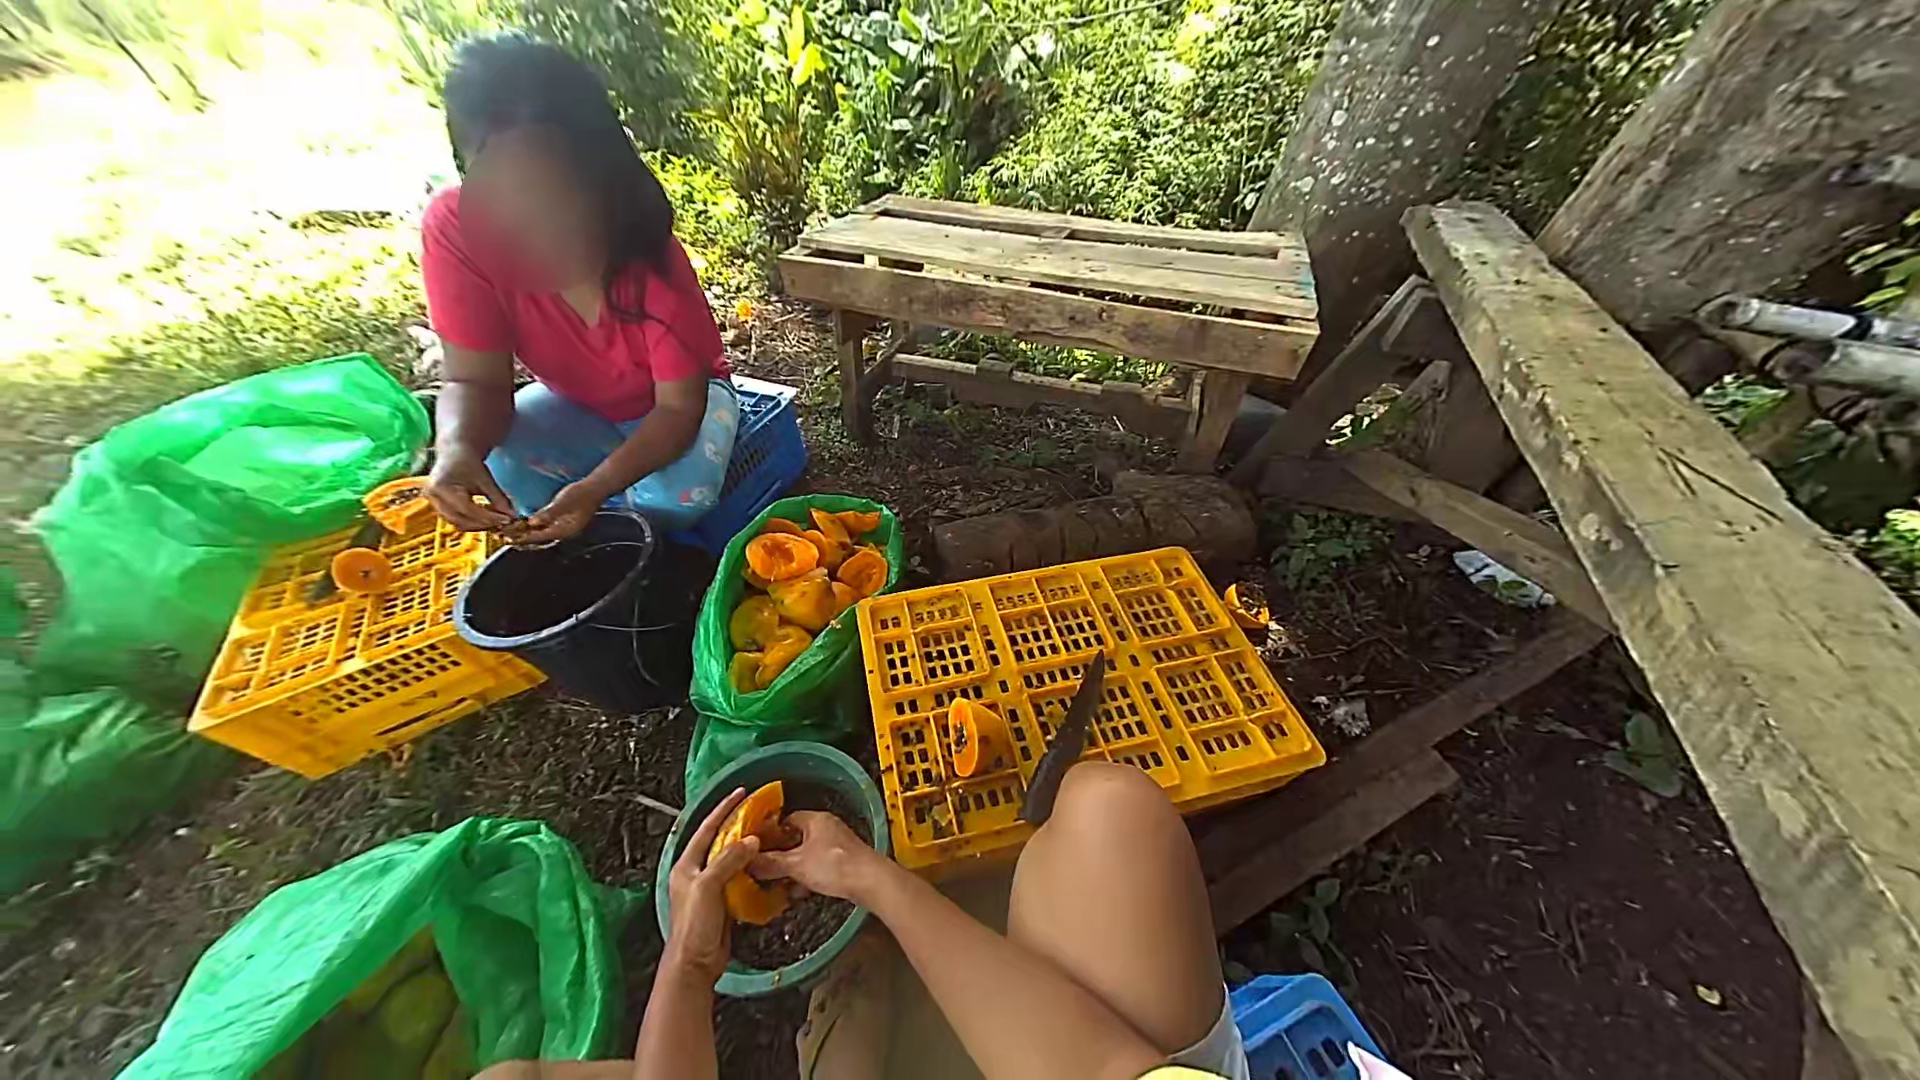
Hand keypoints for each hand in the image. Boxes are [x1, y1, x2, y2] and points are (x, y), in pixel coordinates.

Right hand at [424, 450, 513, 530]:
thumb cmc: (470, 464)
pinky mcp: (437, 506)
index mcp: (442, 486)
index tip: (508, 519)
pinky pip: (456, 520)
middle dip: (484, 523)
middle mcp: (433, 496)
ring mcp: (432, 502)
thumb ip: (499, 498)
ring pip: (457, 523)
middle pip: (460, 519)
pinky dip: (472, 521)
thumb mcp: (486, 480)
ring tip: (497, 520)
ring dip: (479, 525)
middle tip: (504, 522)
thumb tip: (512, 515)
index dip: (489, 517)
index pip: (467, 509)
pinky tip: (487, 518)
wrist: (455, 454)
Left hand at [516, 479, 610, 544]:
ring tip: (512, 532)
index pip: (541, 537)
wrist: (594, 488)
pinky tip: (527, 524)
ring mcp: (565, 527)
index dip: (524, 538)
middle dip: (524, 538)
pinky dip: (535, 527)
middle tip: (506, 537)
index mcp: (566, 530)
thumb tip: (532, 522)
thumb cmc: (580, 494)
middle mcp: (565, 532)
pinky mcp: (564, 521)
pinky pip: (546, 527)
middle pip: (541, 538)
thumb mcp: (563, 503)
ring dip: (528, 533)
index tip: (508, 539)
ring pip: (543, 534)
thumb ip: (548, 513)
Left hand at [663, 788, 761, 986]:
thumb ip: (728, 860)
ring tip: (765, 832)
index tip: (740, 793)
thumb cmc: (694, 926)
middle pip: (720, 840)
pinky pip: (739, 875)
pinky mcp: (723, 900)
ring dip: (746, 846)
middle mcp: (697, 873)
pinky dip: (752, 866)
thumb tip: (751, 840)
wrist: (695, 966)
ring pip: (731, 858)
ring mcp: (710, 887)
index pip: (706, 828)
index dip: (723, 809)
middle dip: (737, 825)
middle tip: (757, 811)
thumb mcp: (708, 886)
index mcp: (686, 865)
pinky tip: (764, 862)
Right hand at [749, 811, 887, 903]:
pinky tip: (801, 892)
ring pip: (808, 853)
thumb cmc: (833, 865)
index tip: (757, 848)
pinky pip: (820, 865)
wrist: (868, 880)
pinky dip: (809, 876)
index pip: (788, 819)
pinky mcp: (844, 859)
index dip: (772, 833)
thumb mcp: (796, 865)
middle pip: (797, 838)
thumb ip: (771, 863)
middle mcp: (827, 826)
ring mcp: (837, 843)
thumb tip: (748, 862)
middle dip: (782, 855)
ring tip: (781, 885)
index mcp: (815, 819)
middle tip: (766, 870)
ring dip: (795, 869)